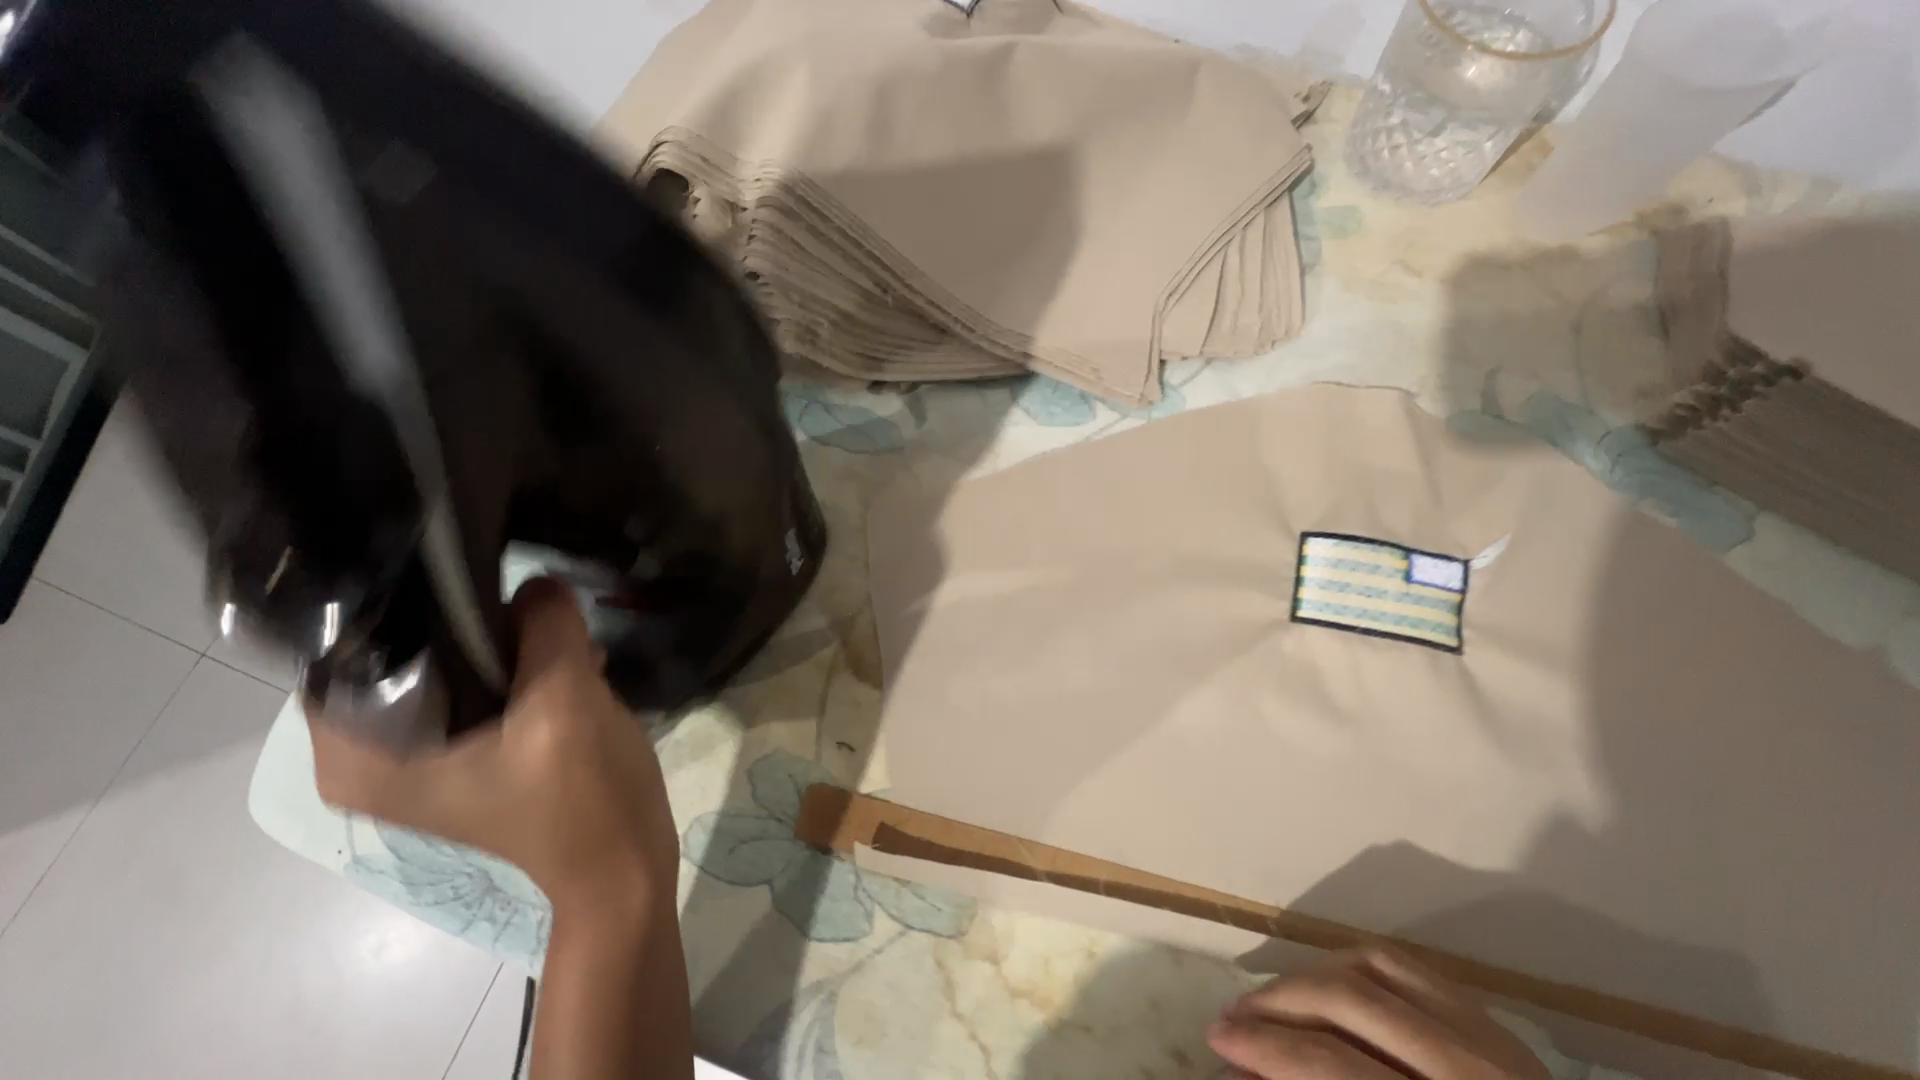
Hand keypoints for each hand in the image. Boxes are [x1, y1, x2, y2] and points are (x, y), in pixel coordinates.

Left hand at [307, 578, 678, 920]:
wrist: (624, 870)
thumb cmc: (583, 800)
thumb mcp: (566, 701)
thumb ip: (546, 628)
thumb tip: (539, 582)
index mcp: (363, 756)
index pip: (345, 645)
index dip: (402, 598)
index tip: (462, 567)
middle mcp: (372, 757)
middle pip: (399, 652)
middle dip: (461, 617)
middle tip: (519, 595)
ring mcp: (421, 759)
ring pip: (443, 666)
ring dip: (497, 641)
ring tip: (552, 627)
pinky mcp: (465, 757)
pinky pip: (472, 687)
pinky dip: (512, 667)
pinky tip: (565, 658)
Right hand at [1208, 949, 1550, 1079]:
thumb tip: (1237, 1072)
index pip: (1332, 1065)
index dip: (1264, 1048)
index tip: (1215, 1040)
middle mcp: (1470, 1072)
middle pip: (1347, 999)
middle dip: (1273, 1003)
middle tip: (1229, 1018)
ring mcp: (1492, 1042)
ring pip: (1374, 966)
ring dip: (1307, 975)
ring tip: (1268, 999)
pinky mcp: (1495, 1027)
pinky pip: (1409, 967)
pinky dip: (1352, 965)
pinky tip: (1321, 984)